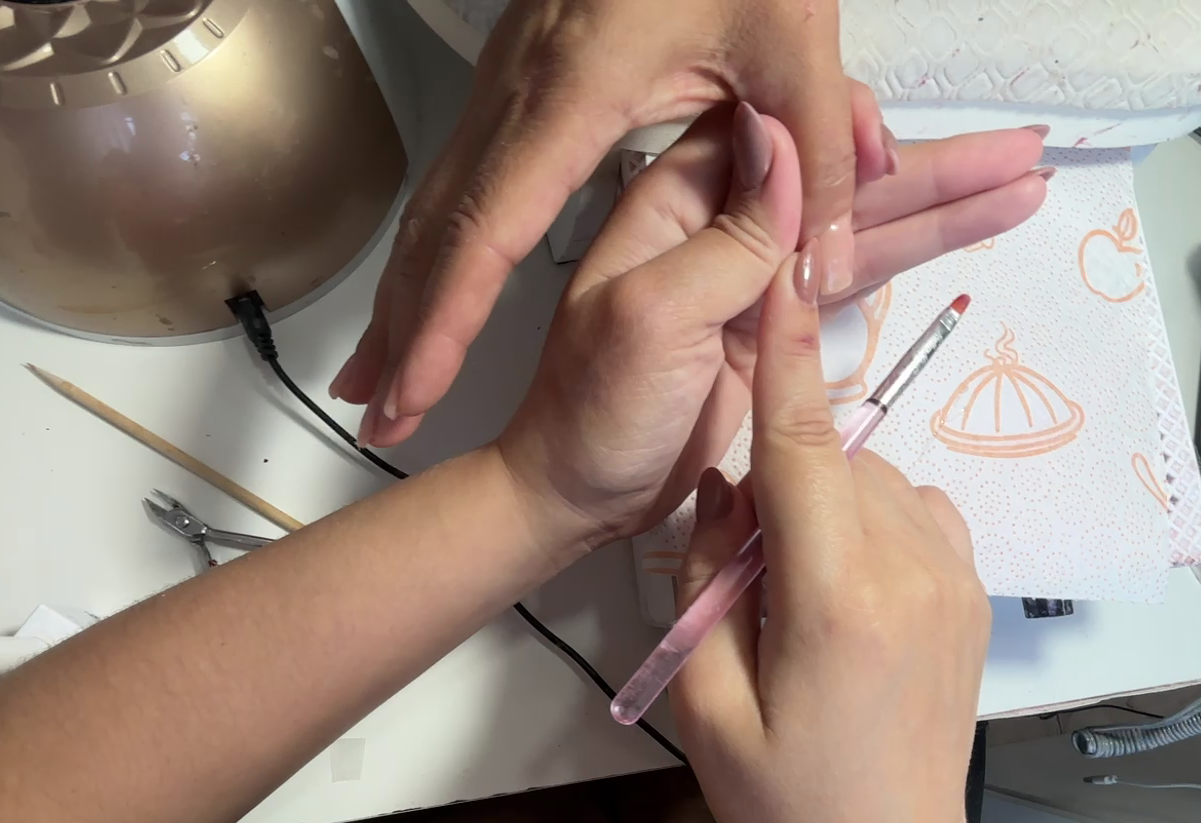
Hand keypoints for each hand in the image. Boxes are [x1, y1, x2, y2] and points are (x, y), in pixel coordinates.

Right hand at [334, 0, 890, 447]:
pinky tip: (423, 296)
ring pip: (430, 213)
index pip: (491, 231)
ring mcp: (501, 94)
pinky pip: (450, 191)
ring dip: (401, 300)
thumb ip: (818, 156)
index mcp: (574, 96)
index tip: (414, 389)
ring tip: (377, 373)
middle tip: (379, 407)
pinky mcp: (509, 96)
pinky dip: (428, 259)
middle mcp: (515, 99)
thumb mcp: (793, 37)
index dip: (447, 321)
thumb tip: (823, 268)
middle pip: (435, 233)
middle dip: (401, 331)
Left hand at [495, 109, 1048, 548]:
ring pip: (849, 231)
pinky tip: (953, 237)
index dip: (844, 131)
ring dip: (932, 209)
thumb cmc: (595, 411)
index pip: (774, 135)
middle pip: (830, 181)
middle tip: (1020, 153)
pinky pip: (841, 284)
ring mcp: (745, 283)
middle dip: (923, 167)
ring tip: (1020, 184)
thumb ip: (727, 237)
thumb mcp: (654, 316)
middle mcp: (715, 232)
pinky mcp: (766, 332)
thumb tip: (782, 136)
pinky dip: (897, 262)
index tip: (906, 146)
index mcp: (674, 208)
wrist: (582, 492)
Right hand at [670, 253, 991, 822]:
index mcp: (837, 599)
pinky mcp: (973, 590)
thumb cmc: (783, 798)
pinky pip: (909, 508)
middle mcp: (914, 568)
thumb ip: (706, 579)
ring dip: (818, 496)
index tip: (780, 268)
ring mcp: (957, 575)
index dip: (788, 355)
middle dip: (776, 470)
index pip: (804, 448)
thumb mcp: (707, 702)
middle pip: (833, 458)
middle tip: (736, 546)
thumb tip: (721, 485)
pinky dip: (862, 513)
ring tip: (786, 581)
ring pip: (871, 478)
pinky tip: (839, 581)